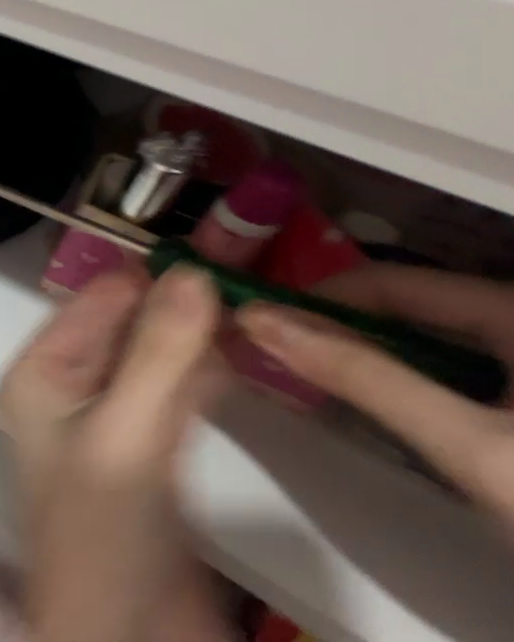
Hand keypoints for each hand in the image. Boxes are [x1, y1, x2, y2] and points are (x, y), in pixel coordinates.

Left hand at [0, 266, 233, 641]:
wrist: (119, 623)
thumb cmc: (100, 525)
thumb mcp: (125, 433)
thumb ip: (157, 355)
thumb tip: (189, 273)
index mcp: (36, 373)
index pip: (89, 303)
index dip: (143, 272)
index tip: (206, 244)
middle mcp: (64, 386)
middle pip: (122, 326)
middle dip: (173, 299)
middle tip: (241, 267)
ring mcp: (106, 417)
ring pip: (152, 356)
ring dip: (193, 333)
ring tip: (250, 303)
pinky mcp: (146, 449)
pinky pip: (174, 392)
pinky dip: (204, 371)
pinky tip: (243, 354)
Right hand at [239, 266, 513, 525]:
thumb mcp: (473, 447)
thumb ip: (364, 379)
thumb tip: (260, 322)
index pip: (393, 282)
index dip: (317, 297)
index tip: (255, 324)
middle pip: (415, 311)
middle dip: (340, 329)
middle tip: (278, 357)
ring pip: (439, 346)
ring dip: (373, 359)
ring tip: (323, 386)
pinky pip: (467, 376)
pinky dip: (416, 386)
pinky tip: (397, 415)